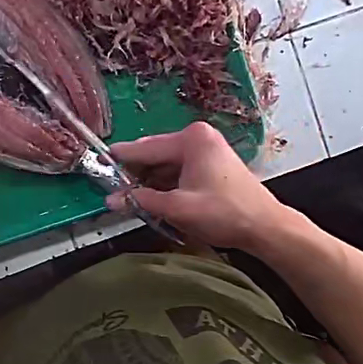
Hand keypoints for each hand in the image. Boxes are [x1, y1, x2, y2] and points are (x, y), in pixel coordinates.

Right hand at [107, 122, 294, 251]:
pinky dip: (165, 184)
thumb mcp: (178, 207)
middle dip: (134, 174)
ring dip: (149, 182)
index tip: (97, 163)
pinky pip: (179, 170)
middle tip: (111, 190)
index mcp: (191, 139)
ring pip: (166, 164)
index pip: (145, 148)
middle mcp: (198, 137)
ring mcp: (206, 150)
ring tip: (128, 199)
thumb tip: (113, 200)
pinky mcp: (211, 164)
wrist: (265, 226)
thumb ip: (143, 200)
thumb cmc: (224, 213)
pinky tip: (152, 199)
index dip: (120, 159)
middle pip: (155, 155)